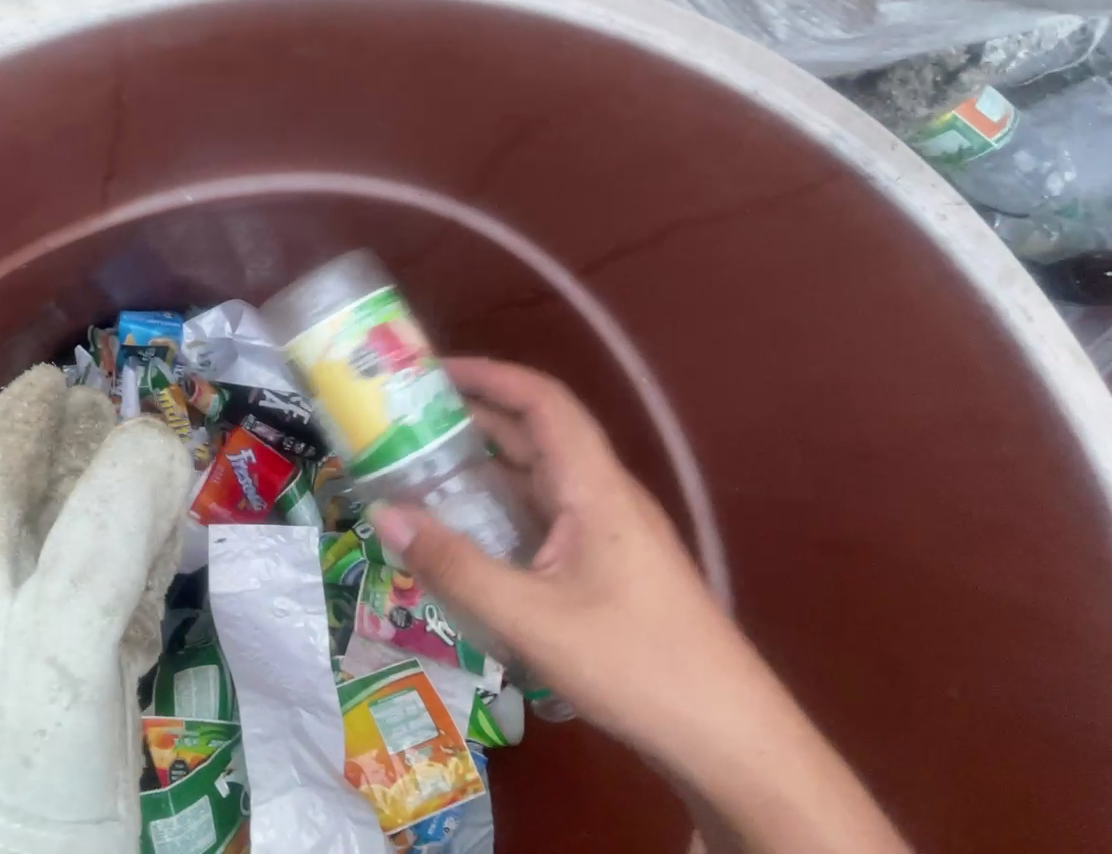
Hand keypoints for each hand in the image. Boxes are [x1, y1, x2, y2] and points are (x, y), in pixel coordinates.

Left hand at [0, 366, 193, 853]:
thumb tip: (158, 442)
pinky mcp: (98, 669)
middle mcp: (24, 587)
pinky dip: (143, 564)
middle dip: (75, 445)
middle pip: (48, 493)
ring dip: (117, 497)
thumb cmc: (37, 731)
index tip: (56, 376)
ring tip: (150, 469)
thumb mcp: (65, 617)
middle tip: (111, 410)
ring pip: (89, 538)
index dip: (23, 416)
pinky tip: (161, 561)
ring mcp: (61, 630)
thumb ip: (107, 525)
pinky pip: (123, 593)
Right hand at [369, 359, 909, 853]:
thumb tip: (382, 514)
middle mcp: (601, 496)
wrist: (730, 740)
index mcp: (595, 488)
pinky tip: (461, 528)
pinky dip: (497, 507)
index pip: (543, 402)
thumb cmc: (636, 665)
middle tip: (404, 418)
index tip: (430, 371)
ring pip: (536, 477)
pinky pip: (540, 516)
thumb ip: (454, 566)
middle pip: (534, 434)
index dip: (489, 375)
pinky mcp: (603, 564)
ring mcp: (605, 531)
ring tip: (416, 464)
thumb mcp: (531, 619)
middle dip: (472, 416)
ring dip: (482, 464)